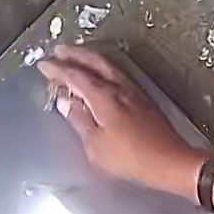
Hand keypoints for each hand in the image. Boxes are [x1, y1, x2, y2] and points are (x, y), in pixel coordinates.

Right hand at [36, 46, 204, 198]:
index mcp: (103, 97)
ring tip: (80, 58)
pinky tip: (105, 77)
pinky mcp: (144, 101)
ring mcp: (134, 93)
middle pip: (94, 62)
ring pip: (109, 66)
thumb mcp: (96, 146)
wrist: (169, 162)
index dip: (57, 69)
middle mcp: (119, 88)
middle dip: (74, 54)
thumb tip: (66, 103)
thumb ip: (79, 121)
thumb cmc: (132, 158)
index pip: (74, 75)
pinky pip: (120, 76)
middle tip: (60, 51)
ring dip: (91, 59)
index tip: (44, 65)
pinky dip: (106, 70)